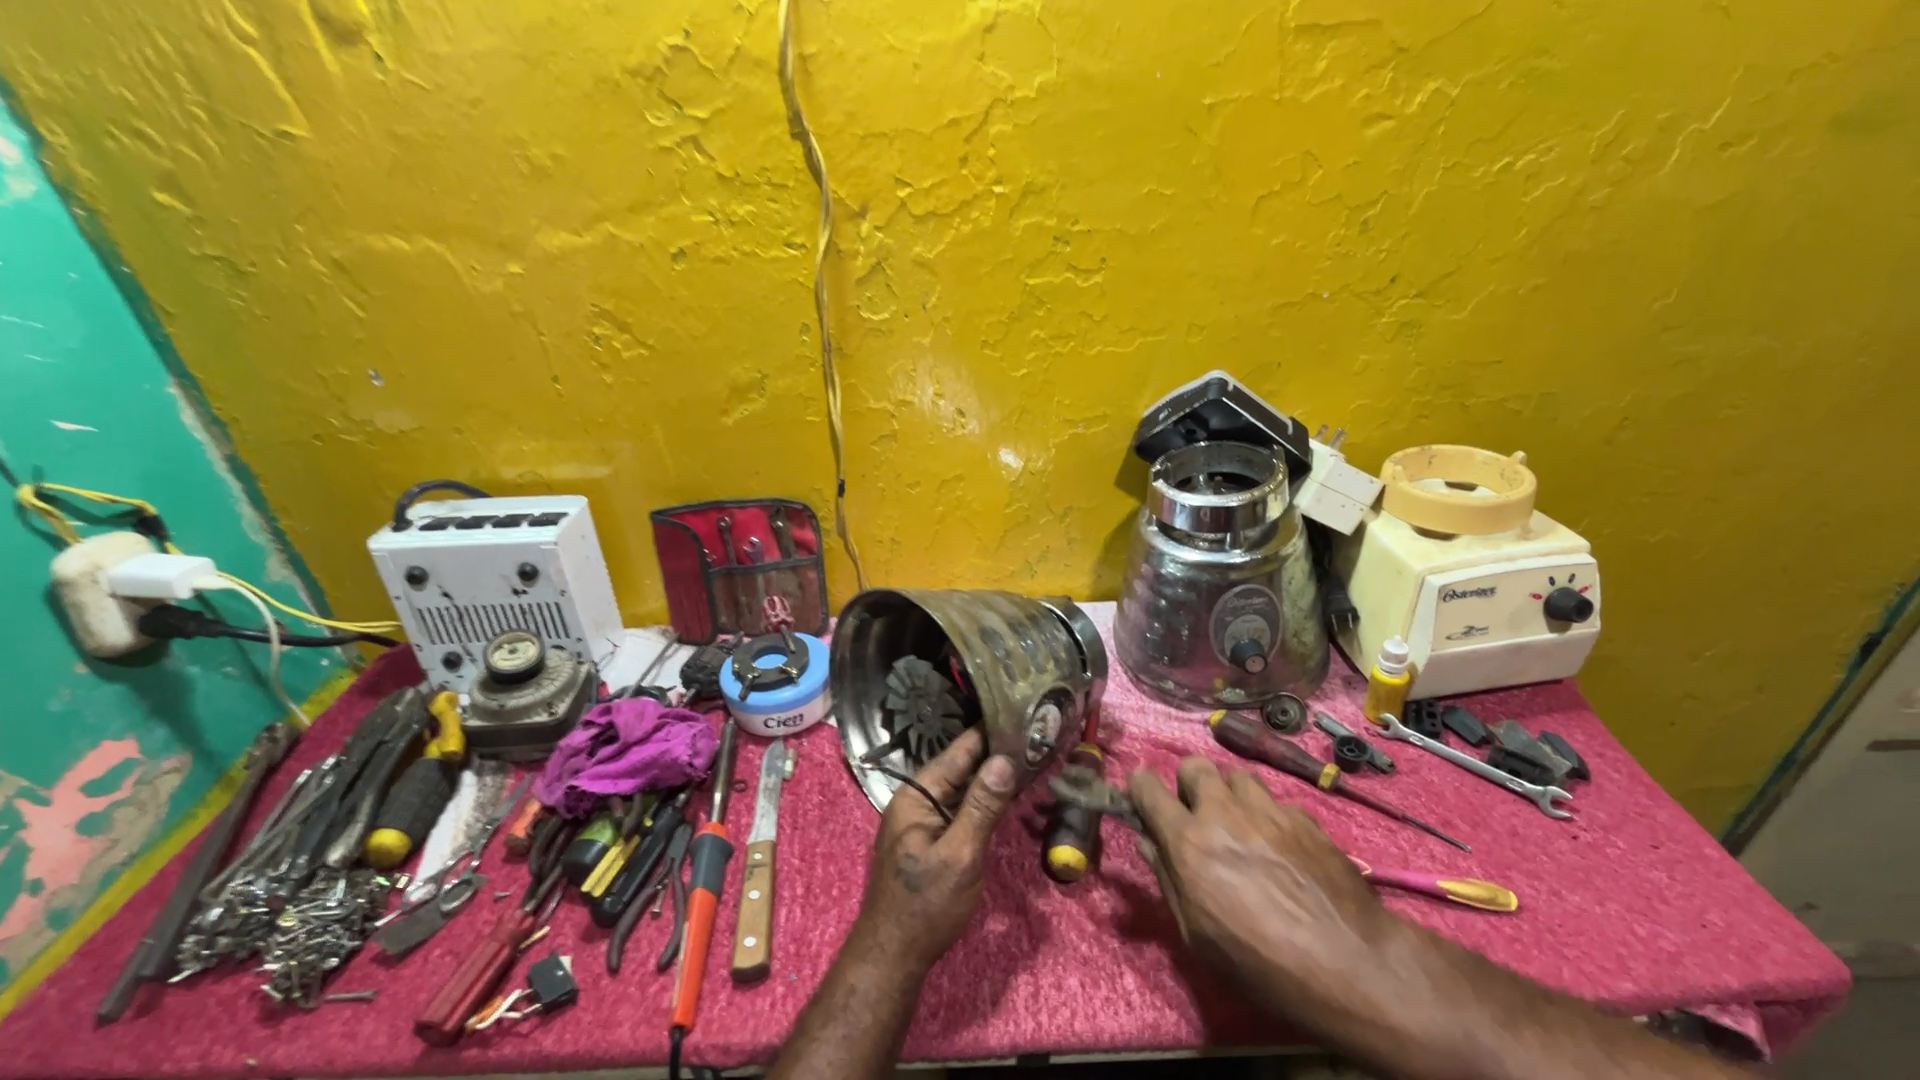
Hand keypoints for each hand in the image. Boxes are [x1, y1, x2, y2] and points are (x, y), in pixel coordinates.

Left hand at [850, 727, 1017, 974]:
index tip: (1016, 712)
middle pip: (958, 769)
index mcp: (915, 798)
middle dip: (992, 753)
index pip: (955, 754)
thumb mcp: (959, 855)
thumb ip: (981, 807)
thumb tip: (1003, 761)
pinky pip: (959, 811)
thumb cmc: (925, 906)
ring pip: (961, 791)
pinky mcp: (932, 843)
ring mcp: (922, 824)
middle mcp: (915, 804)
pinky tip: (1005, 796)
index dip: (986, 734)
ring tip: (1026, 755)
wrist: (894, 956)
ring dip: (990, 777)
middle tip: (1031, 733)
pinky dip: (983, 801)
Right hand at [1129, 756, 1400, 1027]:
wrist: (1344, 962)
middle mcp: (1224, 813)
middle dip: (1189, 783)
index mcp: (1188, 841)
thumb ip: (1168, 878)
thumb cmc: (1256, 960)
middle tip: (1198, 814)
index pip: (1148, 788)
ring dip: (1231, 794)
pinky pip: (1277, 802)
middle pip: (1195, 766)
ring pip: (1237, 776)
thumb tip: (1150, 844)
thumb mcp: (1194, 932)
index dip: (1140, 788)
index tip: (1143, 797)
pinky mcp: (1305, 818)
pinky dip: (1270, 816)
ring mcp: (1268, 811)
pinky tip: (1281, 846)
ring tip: (1241, 824)